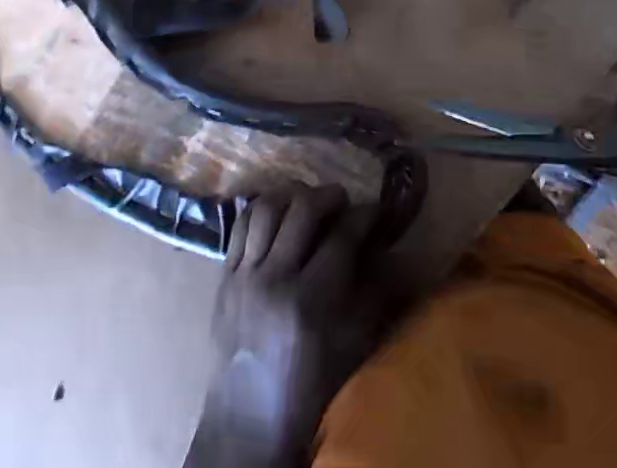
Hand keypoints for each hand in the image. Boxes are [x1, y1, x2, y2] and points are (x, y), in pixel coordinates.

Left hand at [186, 187, 388, 467]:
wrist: (247, 422)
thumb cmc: (309, 389)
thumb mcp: (351, 348)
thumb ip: (373, 296)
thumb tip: (393, 254)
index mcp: (311, 301)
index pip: (342, 238)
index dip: (364, 216)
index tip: (375, 210)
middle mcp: (274, 278)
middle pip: (302, 210)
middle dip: (328, 196)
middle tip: (343, 200)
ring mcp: (244, 274)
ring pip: (266, 208)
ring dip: (292, 194)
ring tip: (308, 199)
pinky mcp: (223, 275)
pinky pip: (240, 225)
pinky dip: (261, 209)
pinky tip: (277, 212)